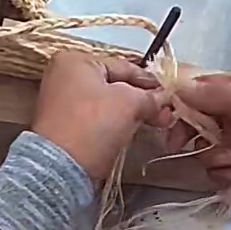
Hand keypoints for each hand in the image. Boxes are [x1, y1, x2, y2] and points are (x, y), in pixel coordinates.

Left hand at [32, 51, 172, 179]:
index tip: (169, 95)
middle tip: (164, 114)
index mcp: (76, 61)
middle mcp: (64, 77)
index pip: (124, 66)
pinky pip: (95, 120)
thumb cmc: (92, 126)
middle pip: (114, 85)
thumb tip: (164, 99)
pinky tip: (128, 132)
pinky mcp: (63, 127)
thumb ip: (150, 97)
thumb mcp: (129, 103)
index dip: (151, 82)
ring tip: (150, 123)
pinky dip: (113, 124)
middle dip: (141, 100)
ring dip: (129, 113)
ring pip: (106, 104)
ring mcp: (61, 103)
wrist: (61, 168)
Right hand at [171, 72, 230, 194]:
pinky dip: (221, 171)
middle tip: (177, 141)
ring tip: (228, 161)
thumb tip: (179, 85)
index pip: (209, 84)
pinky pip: (213, 166)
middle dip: (189, 128)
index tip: (169, 108)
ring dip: (210, 154)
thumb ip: (215, 92)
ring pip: (203, 142)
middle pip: (201, 114)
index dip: (186, 95)